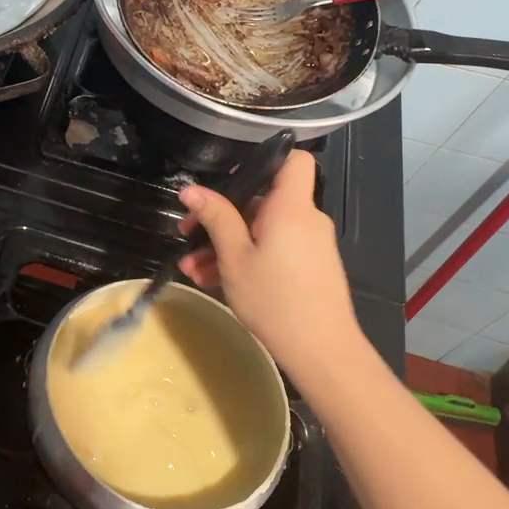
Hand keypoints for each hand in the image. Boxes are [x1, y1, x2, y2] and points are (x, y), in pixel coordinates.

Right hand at [177, 150, 362, 367]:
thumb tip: (191, 190)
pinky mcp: (307, 266)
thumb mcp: (235, 258)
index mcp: (291, 208)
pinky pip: (271, 249)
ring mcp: (308, 244)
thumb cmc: (275, 299)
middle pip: (262, 200)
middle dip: (221, 216)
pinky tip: (212, 280)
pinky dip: (244, 258)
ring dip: (224, 244)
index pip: (293, 160)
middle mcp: (304, 219)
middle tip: (187, 235)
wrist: (321, 351)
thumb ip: (215, 219)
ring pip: (261, 230)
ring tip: (192, 269)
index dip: (264, 158)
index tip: (229, 176)